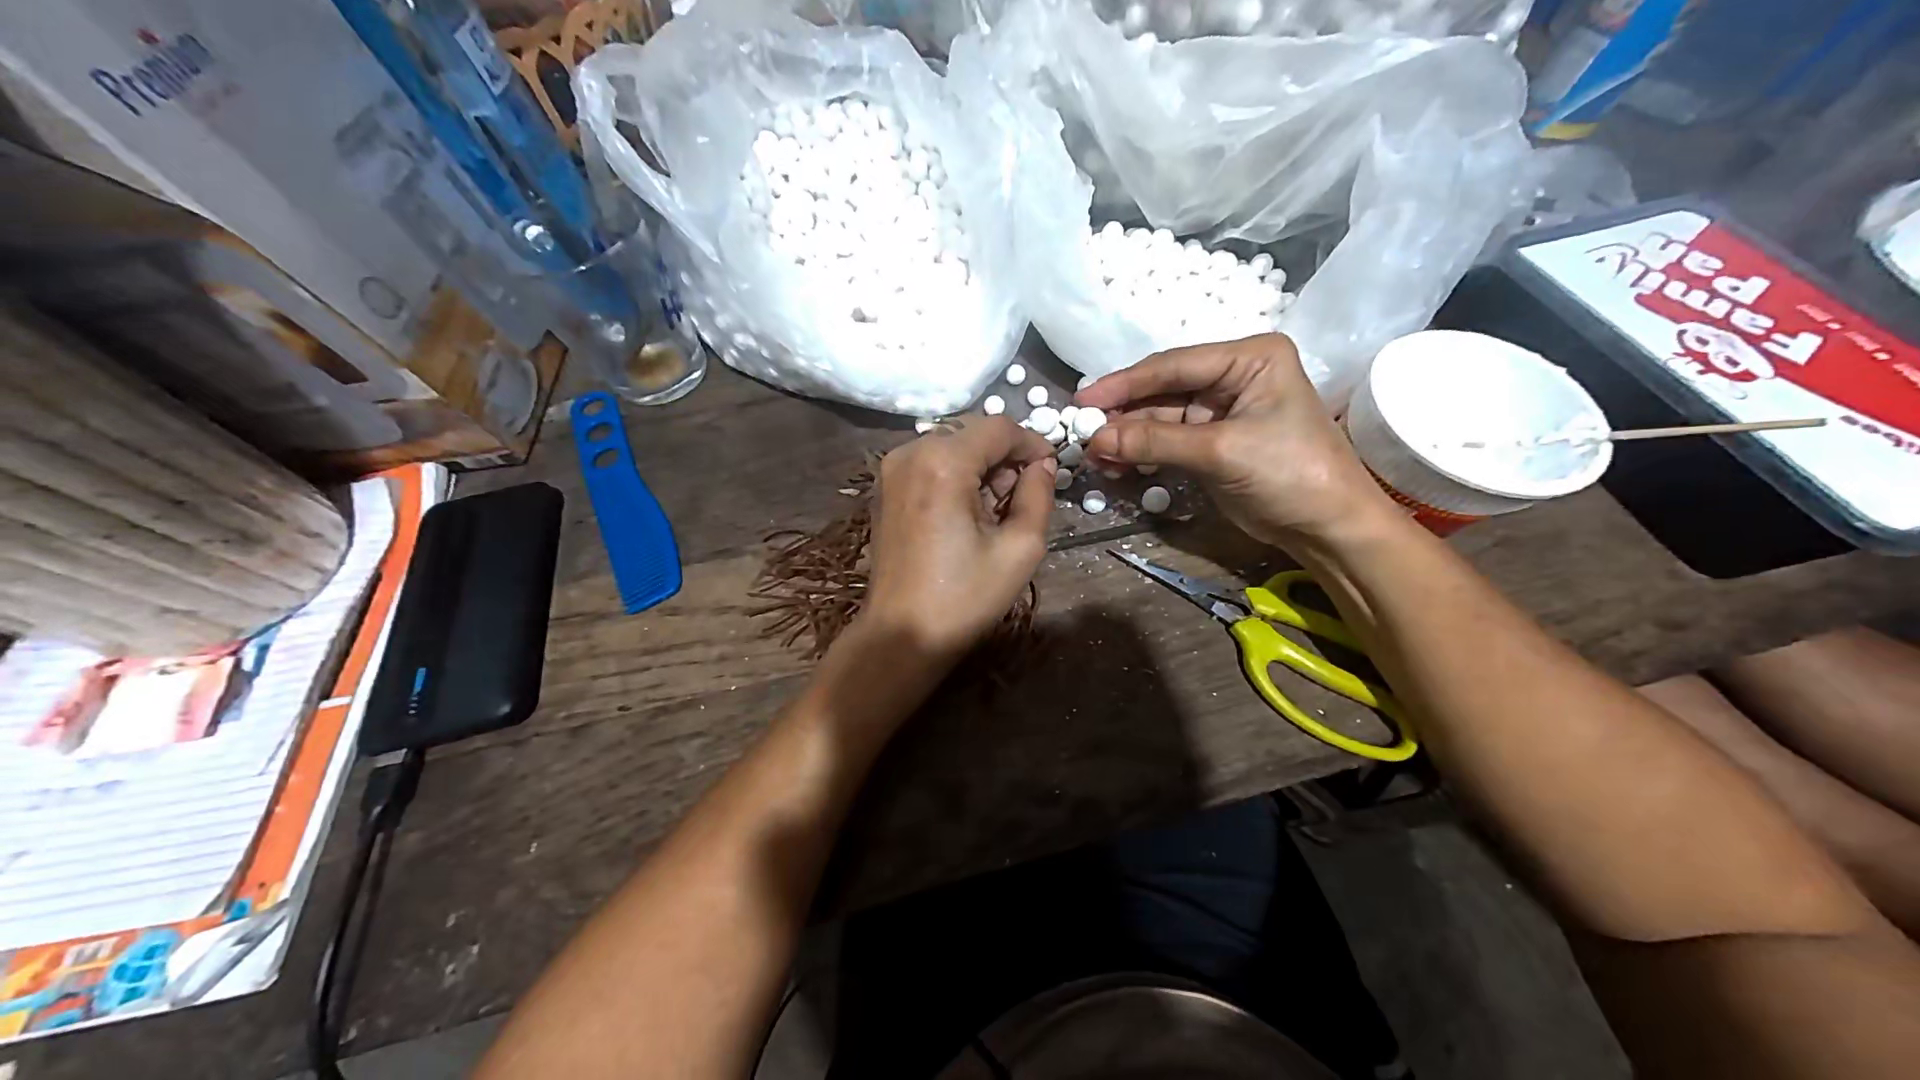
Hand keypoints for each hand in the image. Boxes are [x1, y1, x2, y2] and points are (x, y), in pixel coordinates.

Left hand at [858, 416, 1056, 660]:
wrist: (901, 634)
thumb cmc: (964, 597)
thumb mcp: (1020, 548)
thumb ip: (1038, 495)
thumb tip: (1043, 465)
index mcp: (942, 462)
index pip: (999, 427)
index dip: (1032, 444)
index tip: (1051, 472)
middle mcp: (910, 453)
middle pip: (973, 434)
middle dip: (1005, 459)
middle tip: (1023, 500)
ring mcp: (891, 470)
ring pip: (953, 447)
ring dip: (982, 469)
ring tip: (996, 513)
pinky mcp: (885, 489)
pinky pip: (931, 464)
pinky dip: (956, 478)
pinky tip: (967, 515)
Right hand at [1075, 333, 1398, 549]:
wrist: (1328, 527)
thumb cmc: (1290, 474)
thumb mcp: (1221, 451)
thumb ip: (1156, 440)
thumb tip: (1096, 438)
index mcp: (1248, 358)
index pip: (1173, 365)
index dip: (1123, 384)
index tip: (1081, 399)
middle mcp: (1233, 376)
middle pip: (1162, 389)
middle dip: (1122, 414)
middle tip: (1080, 433)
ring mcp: (1221, 409)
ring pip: (1160, 417)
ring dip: (1127, 437)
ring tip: (1095, 457)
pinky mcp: (1212, 441)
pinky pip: (1166, 440)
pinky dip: (1141, 452)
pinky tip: (1116, 465)